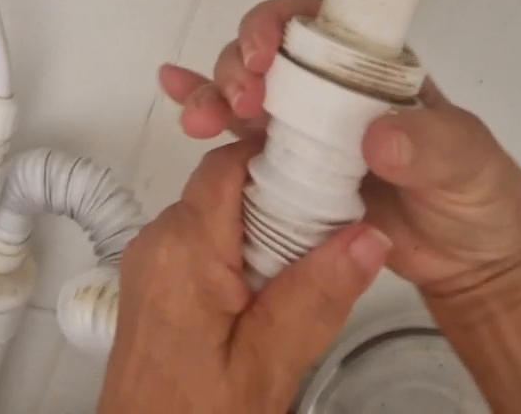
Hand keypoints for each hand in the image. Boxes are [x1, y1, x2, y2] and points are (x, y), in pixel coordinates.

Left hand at [99, 140, 390, 413]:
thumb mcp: (270, 362)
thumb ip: (316, 294)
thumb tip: (370, 233)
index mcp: (183, 247)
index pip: (226, 166)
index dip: (273, 157)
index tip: (323, 168)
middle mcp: (157, 238)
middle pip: (220, 186)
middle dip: (275, 197)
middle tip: (332, 223)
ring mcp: (150, 256)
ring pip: (211, 211)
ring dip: (257, 225)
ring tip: (309, 259)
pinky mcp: (151, 276)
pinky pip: (197, 238)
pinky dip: (235, 247)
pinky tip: (270, 284)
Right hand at [158, 0, 520, 298]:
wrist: (469, 261)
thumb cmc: (476, 195)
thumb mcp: (469, 161)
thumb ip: (432, 145)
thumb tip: (375, 138)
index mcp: (362, 66)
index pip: (310, 21)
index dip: (275, 24)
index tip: (263, 54)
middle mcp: (321, 85)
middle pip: (260, 52)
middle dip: (237, 66)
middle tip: (242, 102)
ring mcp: (297, 124)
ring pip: (236, 88)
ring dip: (210, 94)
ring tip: (199, 121)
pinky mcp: (279, 164)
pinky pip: (232, 131)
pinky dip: (198, 106)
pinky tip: (174, 97)